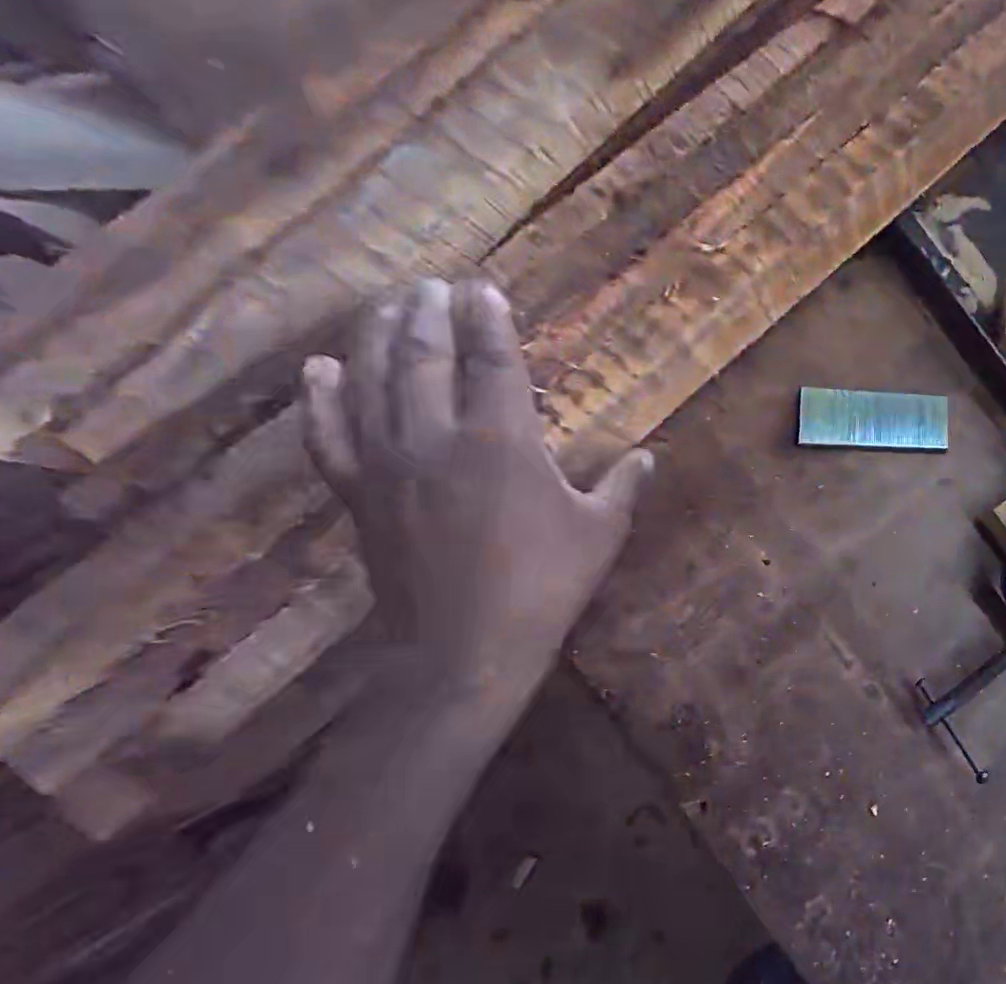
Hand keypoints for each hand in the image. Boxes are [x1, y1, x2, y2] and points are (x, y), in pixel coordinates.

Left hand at [301, 278, 651, 684]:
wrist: (466, 644)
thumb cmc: (547, 583)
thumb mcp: (601, 532)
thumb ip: (624, 485)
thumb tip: (648, 455)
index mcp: (504, 441)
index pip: (493, 362)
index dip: (490, 322)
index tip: (484, 289)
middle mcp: (437, 436)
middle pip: (425, 357)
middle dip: (430, 314)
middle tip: (433, 284)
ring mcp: (389, 461)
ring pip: (374, 380)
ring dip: (381, 336)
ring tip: (389, 304)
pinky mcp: (359, 492)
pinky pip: (330, 432)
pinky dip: (323, 397)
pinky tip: (323, 369)